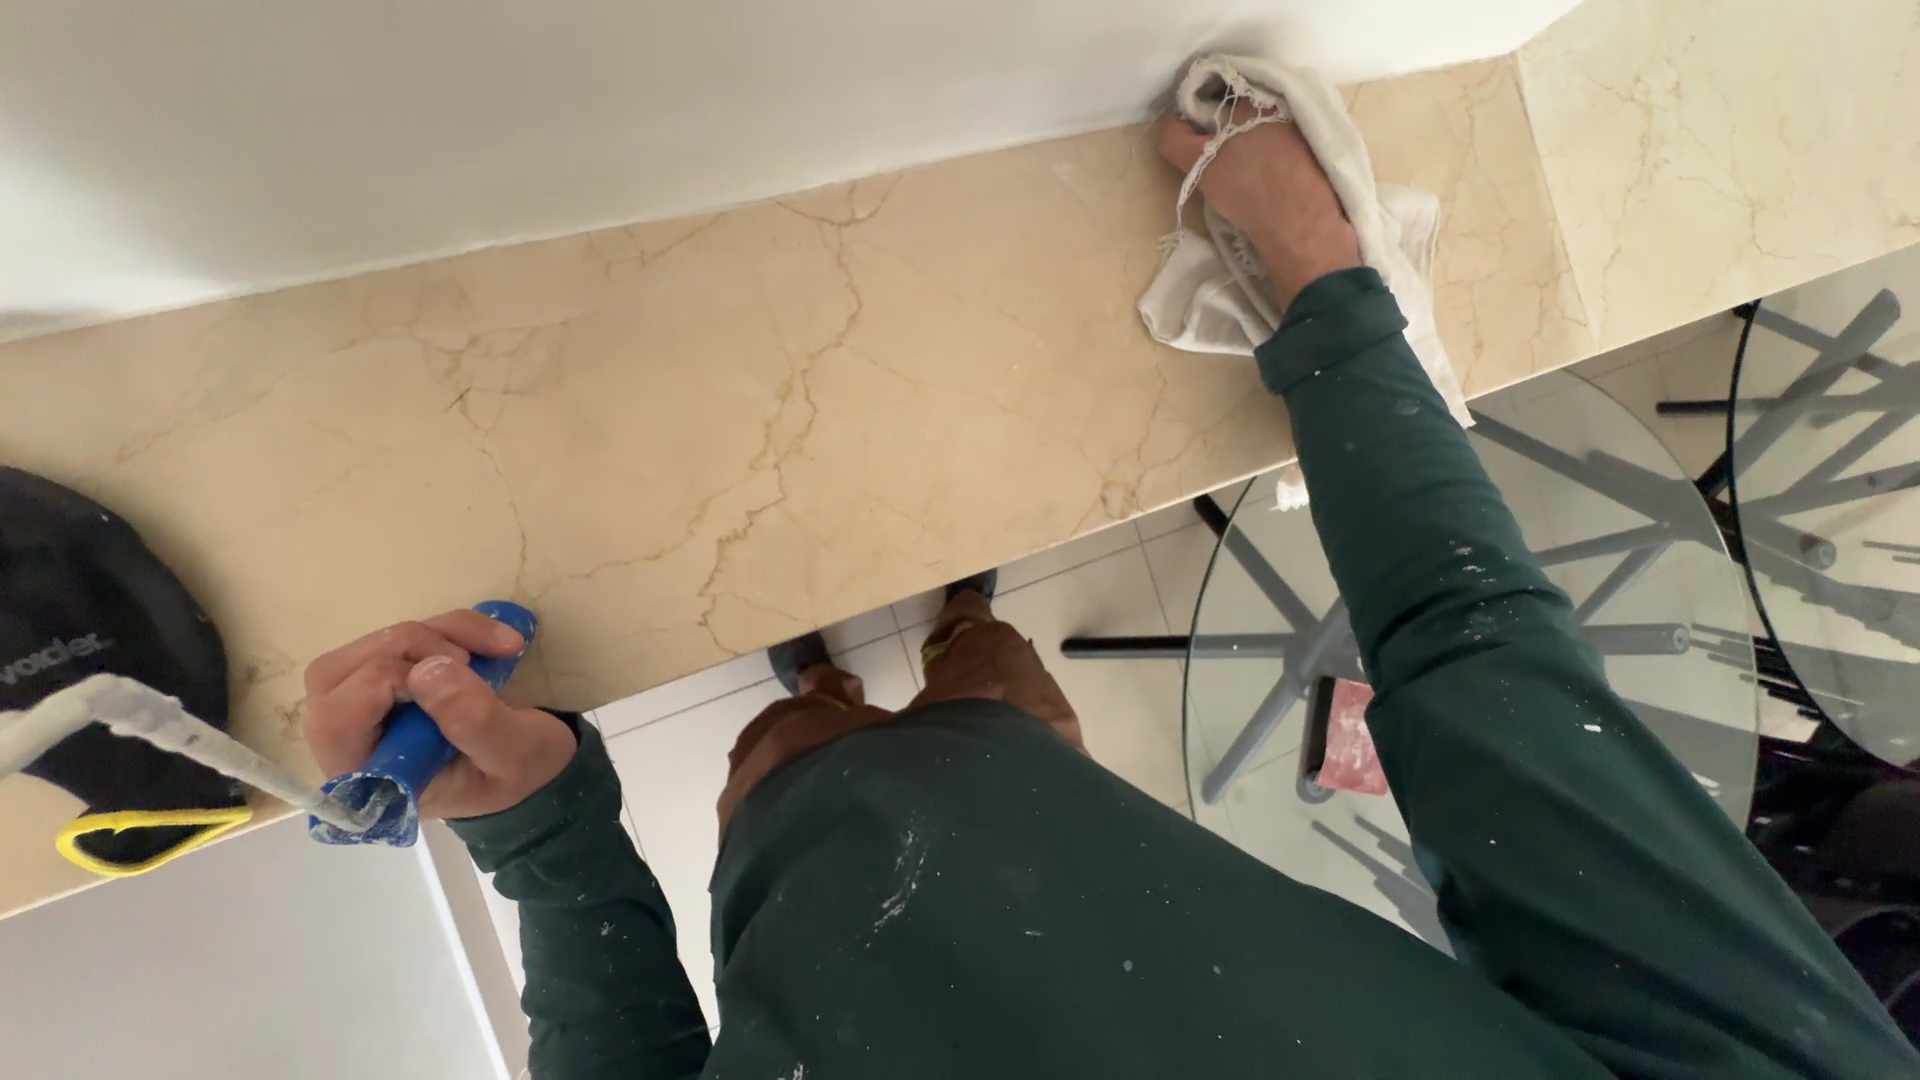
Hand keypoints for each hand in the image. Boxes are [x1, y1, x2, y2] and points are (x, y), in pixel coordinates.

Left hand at [302, 610, 576, 819]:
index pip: (338, 717)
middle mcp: (354, 741)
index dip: (388, 681)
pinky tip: (496, 641)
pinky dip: (455, 627)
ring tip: (499, 649)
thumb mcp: (515, 755)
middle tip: (470, 660)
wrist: (536, 763)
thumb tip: (428, 669)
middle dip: (407, 648)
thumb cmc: (521, 774)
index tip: (462, 679)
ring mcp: (369, 706)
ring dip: (441, 632)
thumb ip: (475, 723)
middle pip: (337, 672)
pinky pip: (408, 635)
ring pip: (372, 645)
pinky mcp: (396, 678)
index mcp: (372, 775)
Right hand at [1157, 102, 1361, 312]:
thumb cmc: (1245, 186)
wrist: (1297, 218)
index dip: (1198, 113)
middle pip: (1238, 107)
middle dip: (1222, 126)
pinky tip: (1263, 175)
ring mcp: (1297, 122)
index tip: (1193, 138)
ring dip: (1245, 139)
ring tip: (1240, 169)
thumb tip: (1168, 124)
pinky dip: (1268, 151)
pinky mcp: (1311, 145)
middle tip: (1214, 158)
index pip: (1214, 92)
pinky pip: (1280, 138)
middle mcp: (1276, 100)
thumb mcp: (1199, 165)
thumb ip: (1176, 141)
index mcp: (1248, 96)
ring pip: (1259, 124)